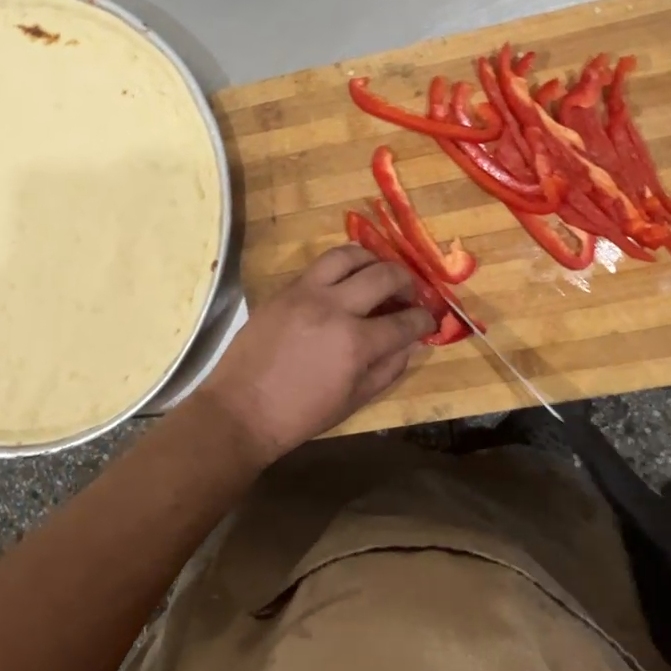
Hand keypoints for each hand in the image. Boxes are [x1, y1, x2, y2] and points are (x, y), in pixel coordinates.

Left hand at [197, 245, 434, 462]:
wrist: (241, 410)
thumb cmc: (300, 415)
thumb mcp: (353, 400)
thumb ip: (387, 368)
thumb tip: (410, 344)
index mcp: (355, 343)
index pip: (404, 321)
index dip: (425, 319)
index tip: (429, 319)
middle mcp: (333, 307)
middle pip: (383, 275)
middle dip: (406, 281)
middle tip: (408, 294)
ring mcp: (304, 293)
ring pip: (348, 255)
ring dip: (372, 260)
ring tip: (378, 274)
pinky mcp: (282, 290)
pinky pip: (318, 267)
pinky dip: (339, 269)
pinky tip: (343, 283)